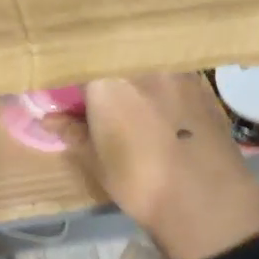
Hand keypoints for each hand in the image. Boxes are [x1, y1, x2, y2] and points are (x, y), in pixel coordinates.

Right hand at [52, 74, 258, 258]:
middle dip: (102, 71)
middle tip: (96, 95)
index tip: (67, 91)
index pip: (78, 62)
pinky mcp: (203, 84)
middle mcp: (141, 64)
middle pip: (113, 55)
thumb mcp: (95, 161)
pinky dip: (160, 85)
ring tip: (131, 101)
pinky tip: (160, 109)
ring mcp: (176, 70)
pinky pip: (172, 74)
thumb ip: (72, 132)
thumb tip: (49, 118)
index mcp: (105, 79)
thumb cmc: (140, 182)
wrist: (209, 203)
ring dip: (133, 74)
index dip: (70, 76)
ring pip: (145, 61)